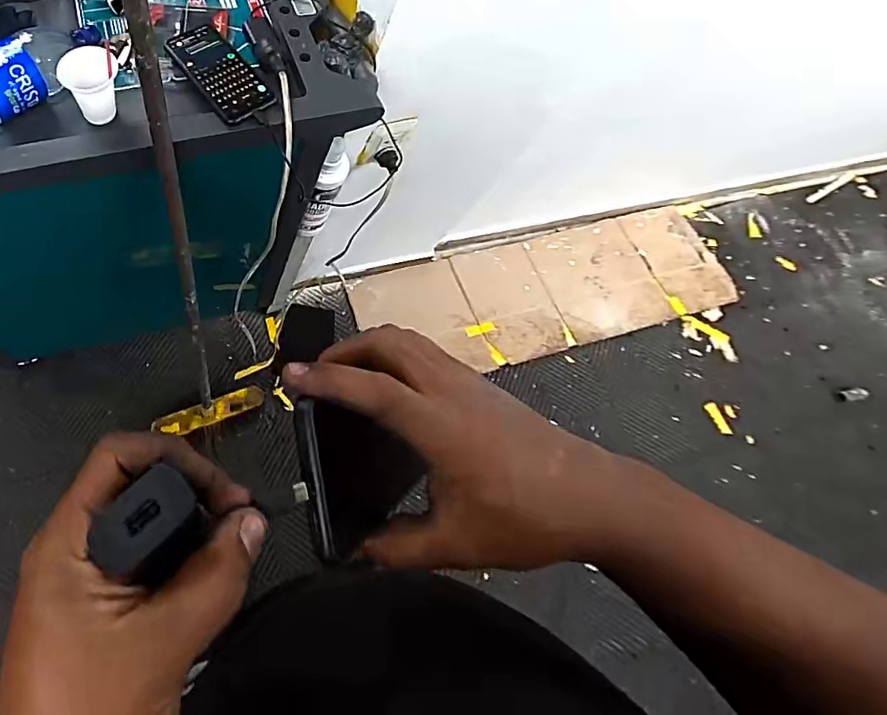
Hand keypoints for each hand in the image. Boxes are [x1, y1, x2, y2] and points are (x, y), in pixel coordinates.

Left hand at [0, 432, 266, 714]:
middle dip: (188, 490)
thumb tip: (251, 522)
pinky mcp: (94, 607)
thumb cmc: (91, 711)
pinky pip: (140, 560)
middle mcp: (68, 547)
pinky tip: (204, 575)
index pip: (117, 457)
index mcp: (65, 539)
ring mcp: (79, 579)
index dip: (174, 458)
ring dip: (187, 527)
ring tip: (226, 545)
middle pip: (131, 484)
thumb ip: (212, 579)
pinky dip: (177, 558)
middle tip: (234, 517)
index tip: (223, 493)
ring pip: (140, 524)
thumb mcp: (161, 644)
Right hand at [283, 324, 638, 571]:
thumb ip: (400, 547)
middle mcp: (448, 388)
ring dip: (368, 345)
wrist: (593, 495)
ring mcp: (464, 379)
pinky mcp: (475, 381)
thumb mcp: (458, 542)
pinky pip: (422, 349)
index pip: (372, 388)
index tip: (292, 375)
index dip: (327, 379)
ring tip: (345, 372)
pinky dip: (391, 352)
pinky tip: (387, 382)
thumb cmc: (526, 517)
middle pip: (387, 342)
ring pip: (406, 339)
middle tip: (317, 373)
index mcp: (438, 425)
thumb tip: (359, 548)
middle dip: (343, 348)